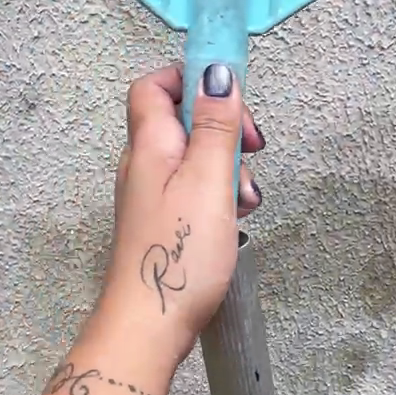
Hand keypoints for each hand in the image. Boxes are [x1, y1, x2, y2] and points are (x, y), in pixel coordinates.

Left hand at [84, 62, 265, 370]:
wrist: (150, 323)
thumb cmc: (179, 253)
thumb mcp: (208, 179)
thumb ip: (214, 124)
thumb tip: (216, 71)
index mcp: (149, 145)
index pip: (155, 85)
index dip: (191, 79)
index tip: (232, 98)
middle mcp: (144, 165)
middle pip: (182, 121)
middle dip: (224, 129)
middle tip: (251, 150)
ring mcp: (152, 196)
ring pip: (194, 159)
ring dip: (228, 169)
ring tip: (246, 201)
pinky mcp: (163, 223)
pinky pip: (194, 192)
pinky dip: (219, 197)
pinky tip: (235, 219)